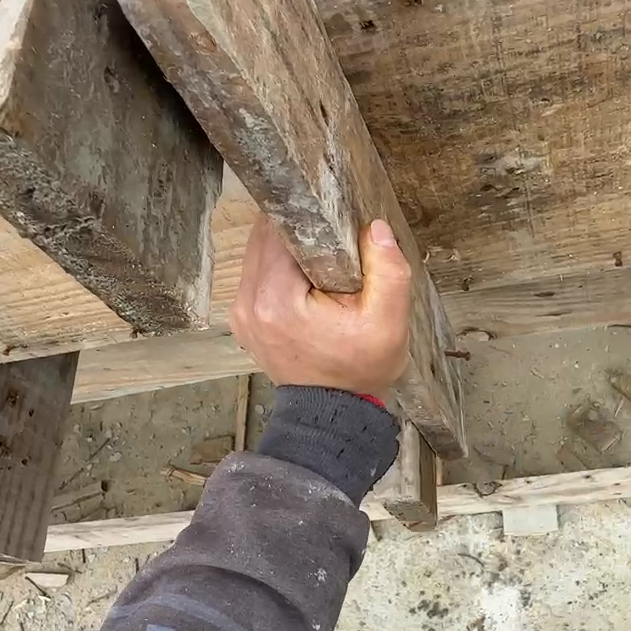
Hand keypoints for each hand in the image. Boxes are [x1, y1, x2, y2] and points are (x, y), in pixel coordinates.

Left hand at [228, 213, 411, 396]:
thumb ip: (388, 271)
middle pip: (265, 238)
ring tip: (323, 269)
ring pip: (259, 254)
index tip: (334, 230)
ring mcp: (241, 313)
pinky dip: (280, 271)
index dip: (308, 220)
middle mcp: (248, 303)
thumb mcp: (388, 323)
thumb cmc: (359, 370)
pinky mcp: (244, 319)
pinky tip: (308, 286)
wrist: (335, 411)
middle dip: (300, 235)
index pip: (279, 229)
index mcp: (275, 299)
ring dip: (289, 251)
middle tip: (334, 252)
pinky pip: (257, 276)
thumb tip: (376, 229)